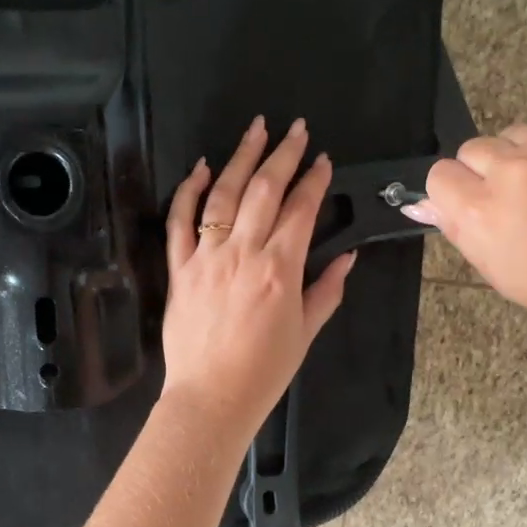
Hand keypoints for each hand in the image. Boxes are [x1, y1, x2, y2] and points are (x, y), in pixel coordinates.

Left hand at [160, 116, 355, 437]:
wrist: (211, 398)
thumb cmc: (264, 372)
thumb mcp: (305, 332)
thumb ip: (327, 290)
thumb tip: (347, 257)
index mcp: (280, 269)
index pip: (300, 209)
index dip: (314, 180)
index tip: (322, 160)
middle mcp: (243, 254)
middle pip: (263, 190)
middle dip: (283, 154)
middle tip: (296, 129)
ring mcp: (206, 259)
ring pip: (222, 195)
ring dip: (239, 158)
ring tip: (255, 130)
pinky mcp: (179, 271)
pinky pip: (179, 223)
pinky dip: (188, 192)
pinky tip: (199, 168)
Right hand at [412, 125, 526, 358]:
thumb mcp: (502, 275)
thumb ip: (462, 231)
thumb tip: (426, 206)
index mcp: (482, 213)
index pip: (440, 175)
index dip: (452, 193)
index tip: (470, 210)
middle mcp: (513, 171)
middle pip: (474, 149)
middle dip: (484, 173)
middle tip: (514, 205)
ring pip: (517, 137)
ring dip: (522, 159)